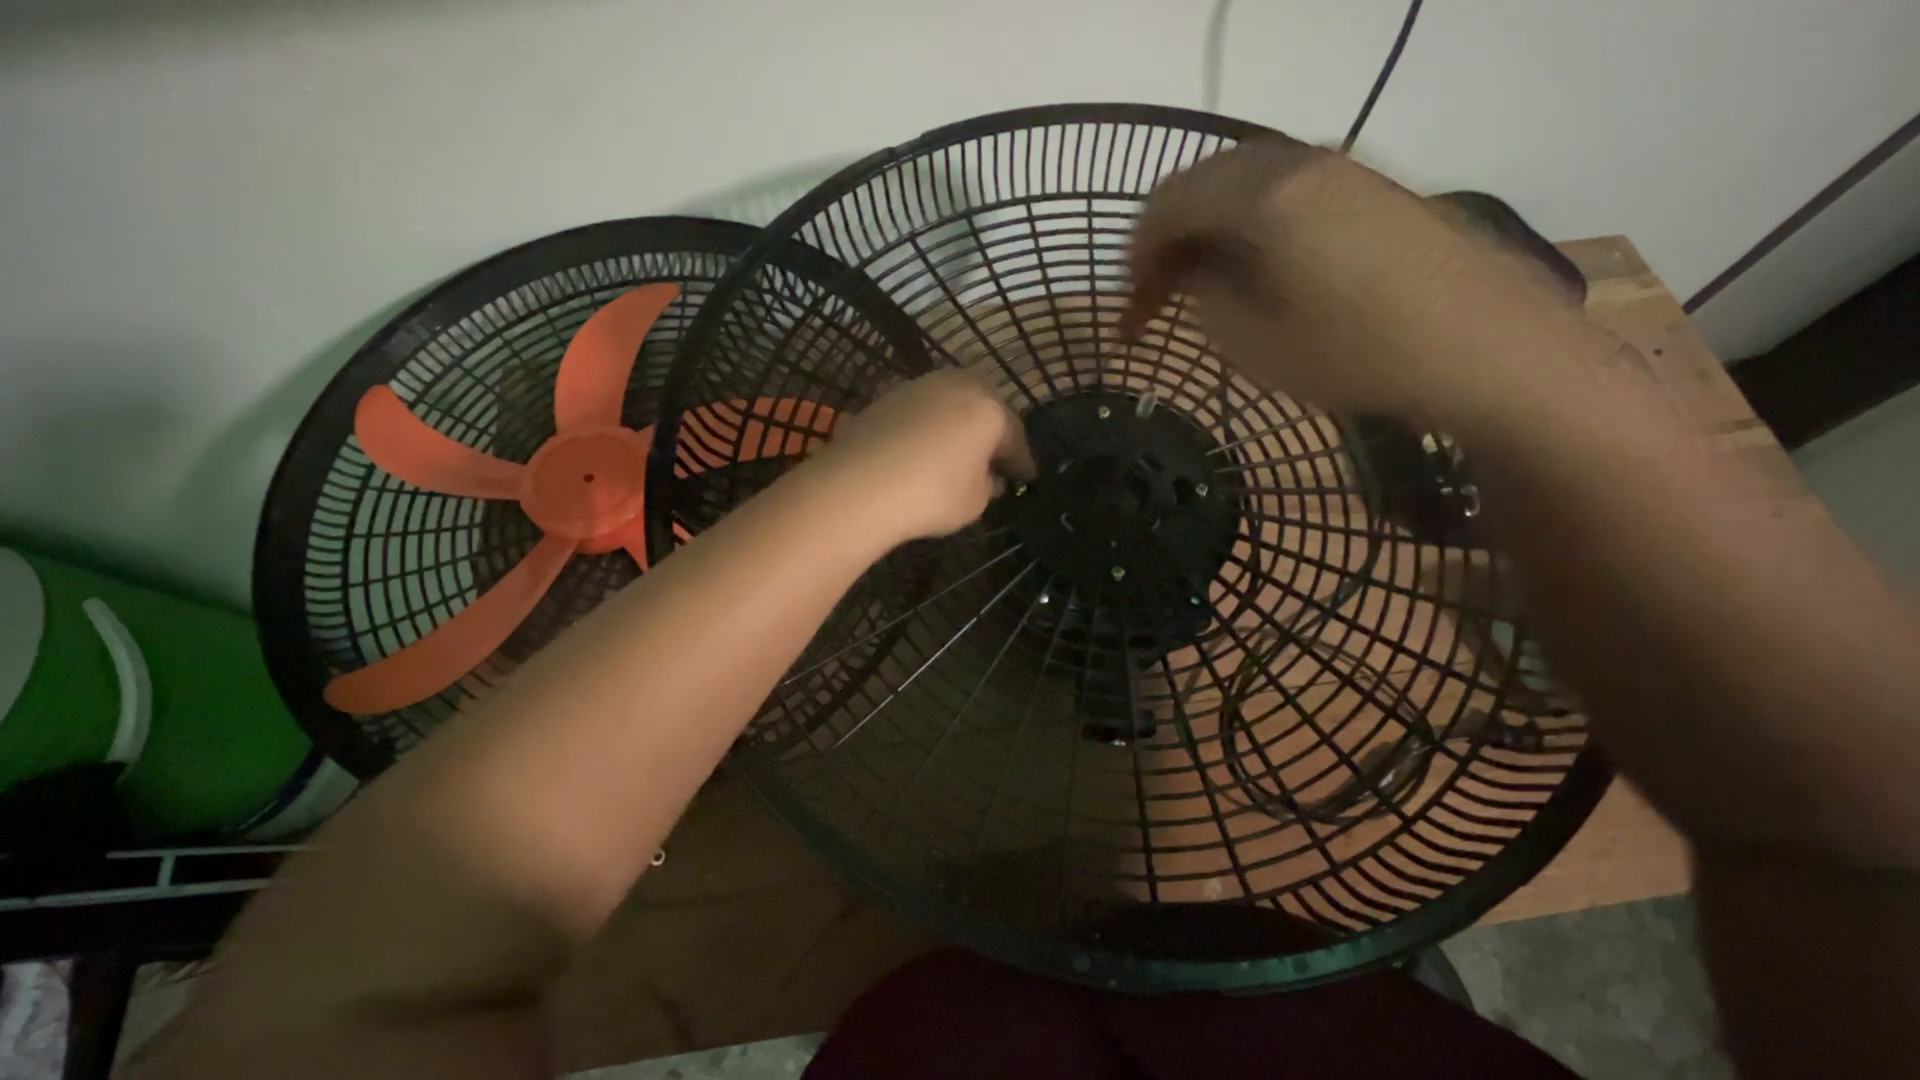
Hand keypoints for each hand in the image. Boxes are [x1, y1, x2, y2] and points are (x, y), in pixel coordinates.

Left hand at [811, 370, 1035, 540]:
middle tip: (993, 458)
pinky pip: (921, 411)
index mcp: (989, 407)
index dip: (1022, 461)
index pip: (1015, 436)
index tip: (1026, 478)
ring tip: (957, 452)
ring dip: (958, 423)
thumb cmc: (931, 494)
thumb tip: (988, 476)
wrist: (857, 486)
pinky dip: (929, 426)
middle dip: (992, 429)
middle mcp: (957, 385)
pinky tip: (923, 449)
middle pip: (984, 405)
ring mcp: (918, 386)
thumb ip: (988, 484)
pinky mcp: (886, 396)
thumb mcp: (975, 501)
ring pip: (951, 402)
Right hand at [1123, 137, 1602, 433]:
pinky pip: (1288, 193)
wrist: (1489, 348)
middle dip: (1169, 242)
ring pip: (1246, 186)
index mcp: (1260, 194)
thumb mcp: (1256, 344)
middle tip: (1160, 302)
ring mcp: (1342, 170)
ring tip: (1208, 291)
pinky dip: (1254, 228)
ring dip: (1211, 234)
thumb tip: (1195, 276)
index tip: (1130, 315)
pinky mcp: (1373, 190)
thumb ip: (1206, 300)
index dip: (1135, 260)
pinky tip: (1264, 274)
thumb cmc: (1360, 353)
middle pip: (1202, 184)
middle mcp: (1297, 163)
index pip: (1165, 205)